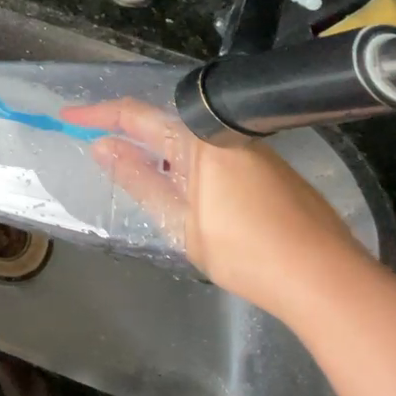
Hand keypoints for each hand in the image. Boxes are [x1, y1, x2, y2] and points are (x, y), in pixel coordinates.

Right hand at [58, 98, 368, 308]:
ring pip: (194, 139)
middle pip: (167, 121)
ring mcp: (257, 154)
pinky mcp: (275, 174)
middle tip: (99, 141)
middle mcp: (229, 136)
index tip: (67, 115)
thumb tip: (102, 147)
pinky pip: (216, 154)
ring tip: (137, 168)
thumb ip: (138, 179)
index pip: (137, 115)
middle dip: (129, 129)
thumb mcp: (178, 219)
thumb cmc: (244, 250)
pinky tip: (186, 190)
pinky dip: (188, 162)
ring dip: (160, 148)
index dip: (99, 114)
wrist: (328, 281)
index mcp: (201, 140)